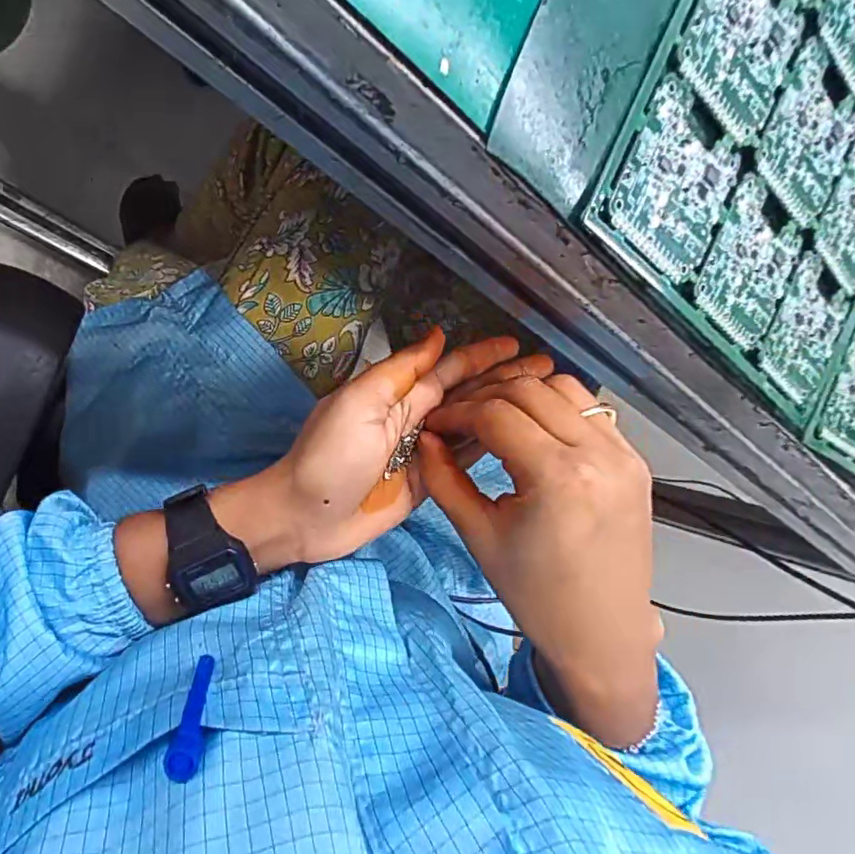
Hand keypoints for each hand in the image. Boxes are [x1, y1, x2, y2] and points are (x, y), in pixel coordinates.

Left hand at [114, 329, 549, 625]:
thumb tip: (436, 336)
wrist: (305, 517)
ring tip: (546, 400)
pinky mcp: (427, 485)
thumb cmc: (328, 457)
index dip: (480, 356)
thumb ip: (399, 371)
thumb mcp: (357, 402)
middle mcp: (411, 421)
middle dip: (502, 381)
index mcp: (393, 396)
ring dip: (502, 412)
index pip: (446, 370)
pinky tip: (520, 438)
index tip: (518, 345)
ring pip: (468, 427)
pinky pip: (461, 462)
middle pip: (465, 396)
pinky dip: (487, 447)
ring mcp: (421, 454)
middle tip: (549, 371)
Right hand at [419, 374, 661, 747]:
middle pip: (530, 390)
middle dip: (484, 396)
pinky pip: (590, 411)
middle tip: (456, 417)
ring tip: (490, 418)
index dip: (456, 413)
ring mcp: (624, 455)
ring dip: (521, 394)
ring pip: (565, 388)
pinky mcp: (634, 461)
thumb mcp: (478, 534)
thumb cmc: (535, 592)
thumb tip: (425, 439)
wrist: (600, 628)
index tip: (434, 423)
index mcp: (559, 477)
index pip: (496, 414)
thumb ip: (445, 479)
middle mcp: (599, 455)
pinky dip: (554, 409)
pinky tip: (529, 431)